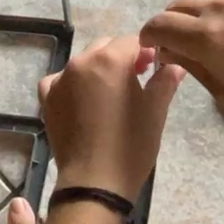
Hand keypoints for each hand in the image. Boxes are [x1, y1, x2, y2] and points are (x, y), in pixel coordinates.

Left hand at [38, 35, 185, 200]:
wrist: (95, 182)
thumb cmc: (131, 145)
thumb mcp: (155, 111)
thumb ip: (165, 81)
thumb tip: (176, 65)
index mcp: (109, 60)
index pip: (132, 41)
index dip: (147, 51)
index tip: (155, 67)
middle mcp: (81, 62)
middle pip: (106, 47)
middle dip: (123, 57)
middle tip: (137, 79)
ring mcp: (60, 79)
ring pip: (84, 62)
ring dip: (99, 68)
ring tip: (111, 93)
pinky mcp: (47, 98)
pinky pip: (60, 80)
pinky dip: (72, 83)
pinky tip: (82, 98)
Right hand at [139, 0, 223, 124]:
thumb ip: (193, 68)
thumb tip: (173, 52)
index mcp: (206, 37)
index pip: (158, 25)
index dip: (148, 36)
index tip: (152, 48)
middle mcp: (219, 7)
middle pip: (176, 7)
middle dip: (170, 25)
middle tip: (181, 47)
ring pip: (205, 0)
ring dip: (199, 18)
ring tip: (221, 41)